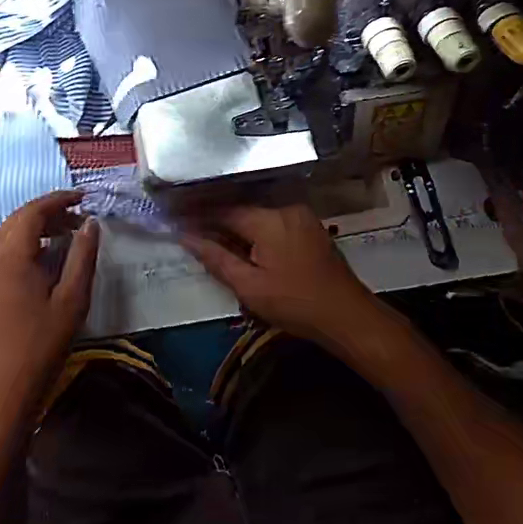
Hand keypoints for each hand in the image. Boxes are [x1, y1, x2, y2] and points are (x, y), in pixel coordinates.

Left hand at [0, 190, 100, 423]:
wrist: (1, 391)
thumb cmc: (41, 345)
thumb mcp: (72, 300)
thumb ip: (82, 257)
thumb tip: (91, 223)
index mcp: (11, 256)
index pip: (33, 212)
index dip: (59, 199)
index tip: (84, 197)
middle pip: (17, 219)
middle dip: (48, 211)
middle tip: (79, 216)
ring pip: (8, 235)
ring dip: (36, 227)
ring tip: (67, 234)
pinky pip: (3, 251)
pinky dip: (25, 243)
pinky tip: (46, 258)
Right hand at [181, 203, 392, 353]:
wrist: (346, 315)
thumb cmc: (294, 303)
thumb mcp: (249, 286)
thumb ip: (216, 258)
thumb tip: (185, 237)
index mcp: (268, 219)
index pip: (224, 210)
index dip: (198, 216)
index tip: (176, 220)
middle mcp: (285, 208)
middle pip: (242, 211)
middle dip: (217, 221)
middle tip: (191, 233)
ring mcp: (301, 216)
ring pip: (259, 217)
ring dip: (237, 228)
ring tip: (214, 241)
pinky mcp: (310, 227)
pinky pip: (275, 222)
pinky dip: (257, 232)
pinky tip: (246, 248)